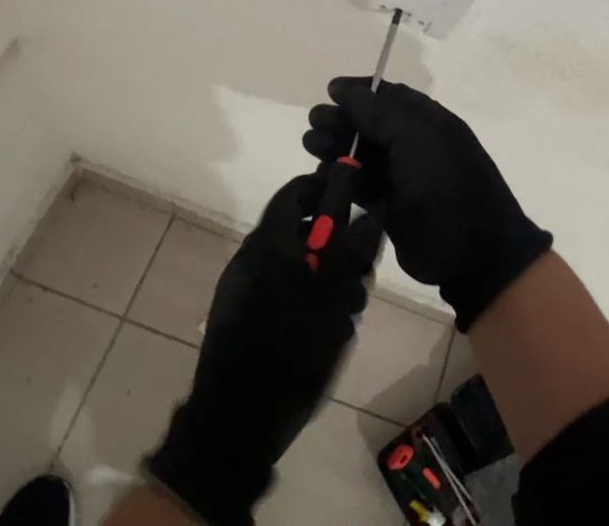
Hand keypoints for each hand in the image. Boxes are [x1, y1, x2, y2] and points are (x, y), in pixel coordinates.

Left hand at [144, 171, 383, 525]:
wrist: (235, 421)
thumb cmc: (289, 351)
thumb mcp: (332, 298)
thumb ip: (352, 250)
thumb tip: (373, 212)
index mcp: (267, 244)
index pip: (295, 192)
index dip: (326, 187)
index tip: (358, 197)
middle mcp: (251, 258)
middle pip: (299, 230)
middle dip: (336, 243)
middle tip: (363, 272)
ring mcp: (243, 289)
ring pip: (295, 264)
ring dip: (327, 276)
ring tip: (350, 309)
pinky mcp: (243, 317)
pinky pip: (282, 291)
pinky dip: (309, 298)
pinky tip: (329, 330)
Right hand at [302, 77, 551, 330]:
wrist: (471, 249)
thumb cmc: (444, 183)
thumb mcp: (414, 136)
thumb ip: (378, 112)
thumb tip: (343, 90)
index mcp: (427, 122)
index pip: (388, 96)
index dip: (359, 91)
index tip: (330, 92)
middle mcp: (414, 145)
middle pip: (370, 125)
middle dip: (342, 120)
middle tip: (314, 123)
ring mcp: (402, 178)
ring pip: (362, 156)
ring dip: (336, 148)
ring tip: (311, 145)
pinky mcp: (390, 209)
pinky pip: (360, 187)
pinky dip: (341, 180)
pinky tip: (320, 175)